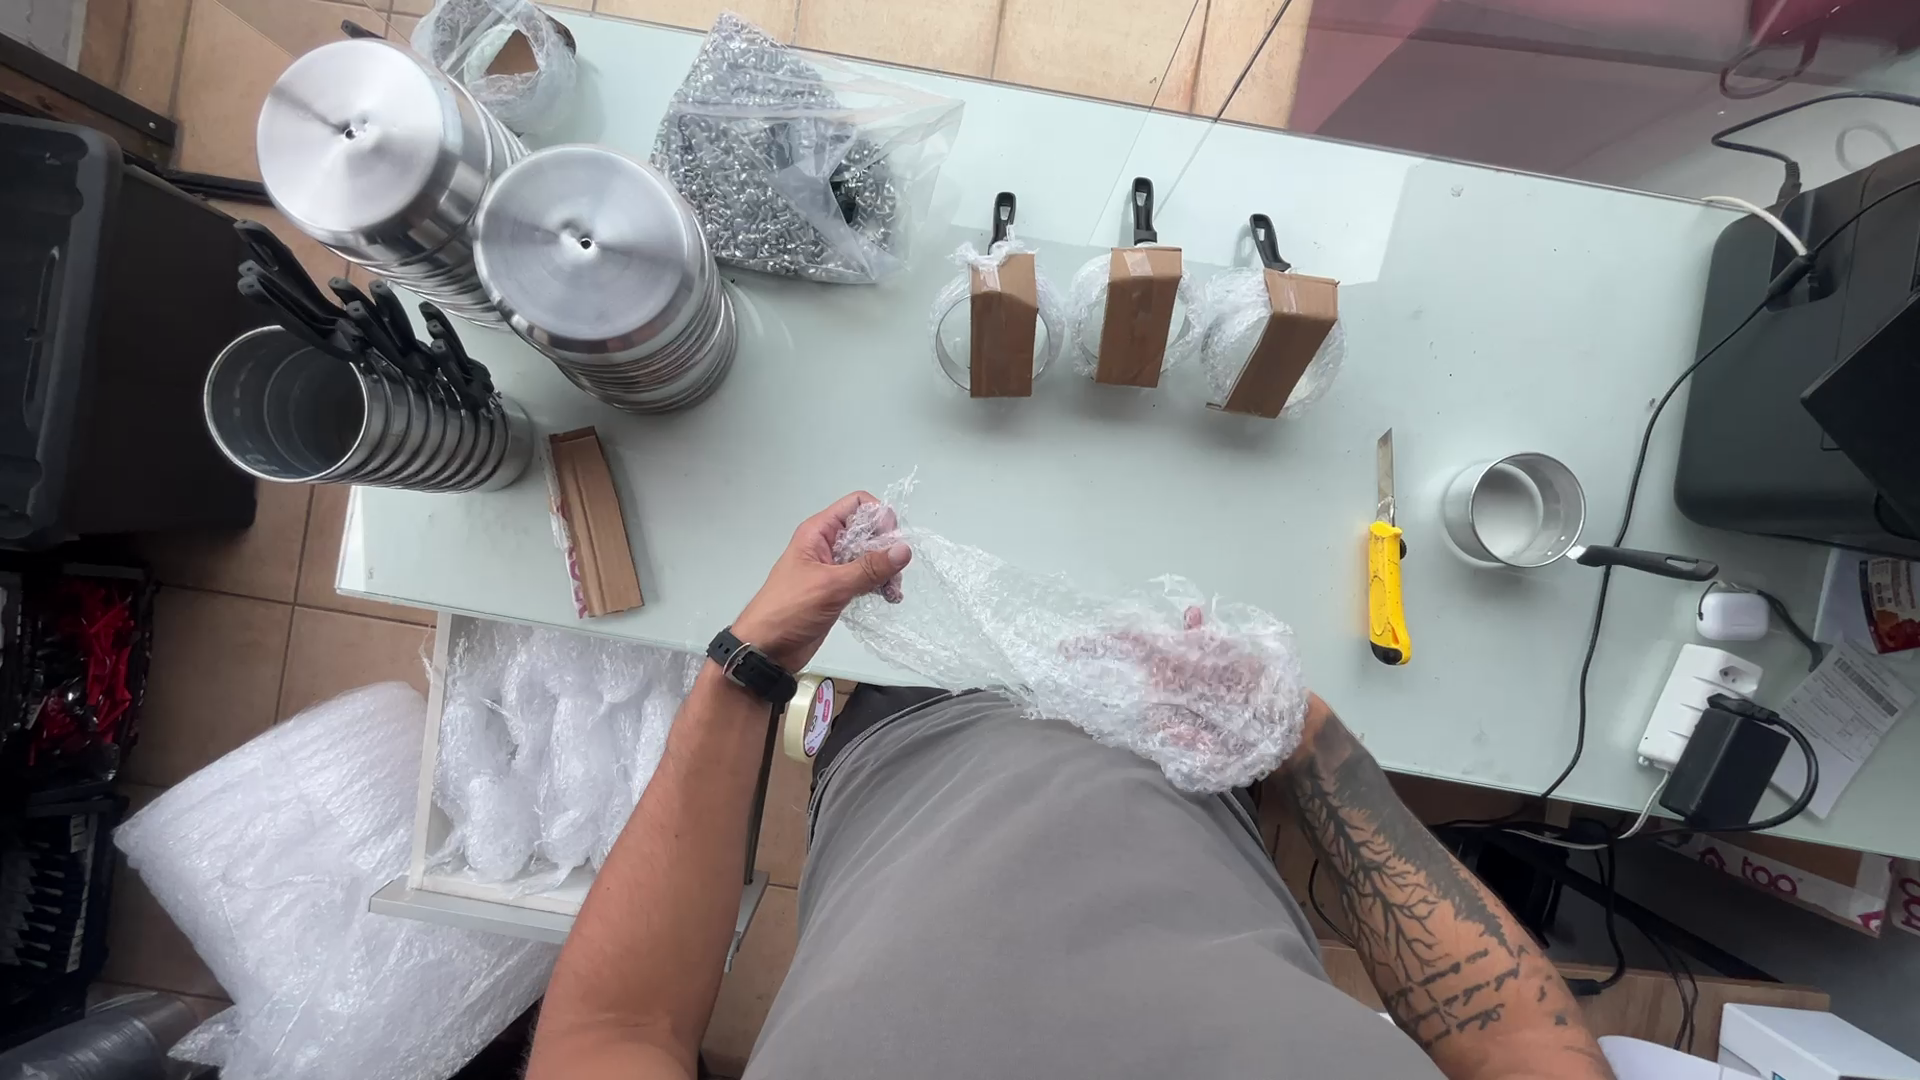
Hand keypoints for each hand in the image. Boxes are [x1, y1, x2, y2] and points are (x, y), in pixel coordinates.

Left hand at [731, 492, 910, 670]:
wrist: (766, 648)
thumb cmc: (789, 610)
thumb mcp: (832, 585)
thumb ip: (870, 568)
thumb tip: (904, 550)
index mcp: (819, 532)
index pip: (857, 505)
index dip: (879, 517)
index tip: (891, 543)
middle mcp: (827, 544)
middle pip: (868, 531)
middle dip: (886, 548)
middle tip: (896, 573)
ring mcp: (833, 567)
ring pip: (869, 556)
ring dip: (886, 570)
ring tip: (892, 591)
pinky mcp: (838, 589)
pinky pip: (865, 577)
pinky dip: (879, 584)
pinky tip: (888, 598)